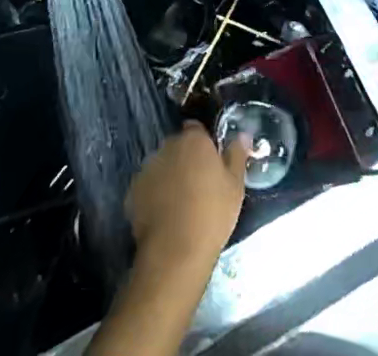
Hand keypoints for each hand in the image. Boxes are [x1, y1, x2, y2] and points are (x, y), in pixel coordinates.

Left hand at [124, 122, 248, 268]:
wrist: (175, 248)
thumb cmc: (212, 213)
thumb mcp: (235, 185)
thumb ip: (236, 155)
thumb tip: (243, 134)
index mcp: (193, 141)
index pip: (196, 129)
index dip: (204, 143)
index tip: (211, 162)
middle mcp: (167, 146)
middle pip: (178, 147)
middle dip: (187, 159)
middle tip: (200, 185)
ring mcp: (148, 167)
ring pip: (162, 165)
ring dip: (170, 175)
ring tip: (182, 203)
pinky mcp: (134, 188)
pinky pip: (149, 185)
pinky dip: (156, 193)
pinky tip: (166, 213)